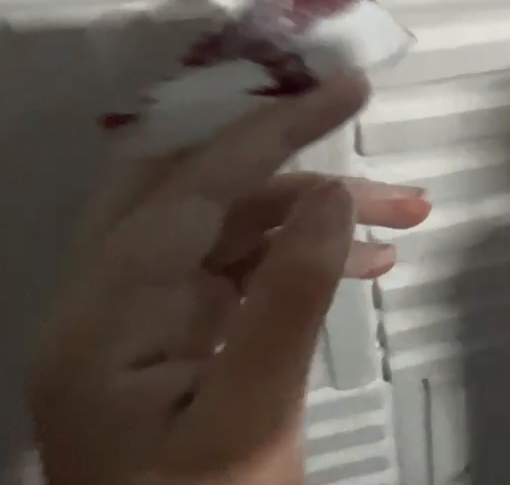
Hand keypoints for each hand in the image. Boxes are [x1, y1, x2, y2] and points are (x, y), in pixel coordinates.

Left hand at [28, 72, 429, 484]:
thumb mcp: (250, 420)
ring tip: (407, 213)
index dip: (274, 130)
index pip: (190, 188)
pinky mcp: (181, 334)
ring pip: (231, 222)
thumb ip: (290, 298)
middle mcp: (108, 301)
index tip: (350, 89)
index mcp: (101, 318)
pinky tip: (373, 262)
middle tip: (345, 111)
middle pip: (190, 181)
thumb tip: (334, 192)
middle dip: (276, 144)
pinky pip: (245, 264)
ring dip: (318, 208)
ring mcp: (144, 318)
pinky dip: (308, 251)